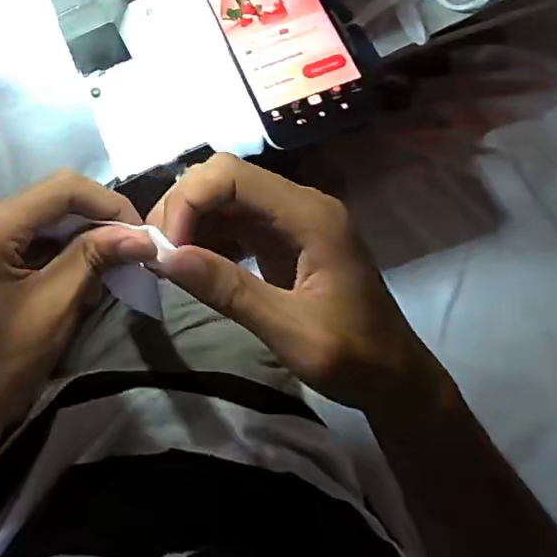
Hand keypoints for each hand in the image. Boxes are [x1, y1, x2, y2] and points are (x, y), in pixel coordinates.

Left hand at [0, 171, 150, 463]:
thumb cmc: (1, 364)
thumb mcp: (54, 307)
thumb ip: (95, 259)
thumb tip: (143, 235)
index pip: (63, 189)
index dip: (110, 204)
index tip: (144, 236)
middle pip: (55, 198)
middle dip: (99, 220)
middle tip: (135, 251)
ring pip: (49, 217)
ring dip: (85, 237)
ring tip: (114, 268)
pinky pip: (35, 237)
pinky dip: (65, 251)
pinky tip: (84, 278)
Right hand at [147, 154, 426, 404]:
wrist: (398, 382)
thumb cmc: (356, 359)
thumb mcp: (292, 332)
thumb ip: (230, 291)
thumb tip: (165, 258)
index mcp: (310, 215)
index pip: (233, 175)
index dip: (190, 200)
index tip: (167, 246)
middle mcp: (299, 203)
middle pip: (224, 176)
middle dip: (183, 206)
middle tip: (159, 250)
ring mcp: (290, 218)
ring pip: (223, 195)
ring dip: (190, 220)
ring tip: (167, 259)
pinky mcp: (281, 236)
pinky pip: (232, 219)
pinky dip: (205, 235)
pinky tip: (192, 263)